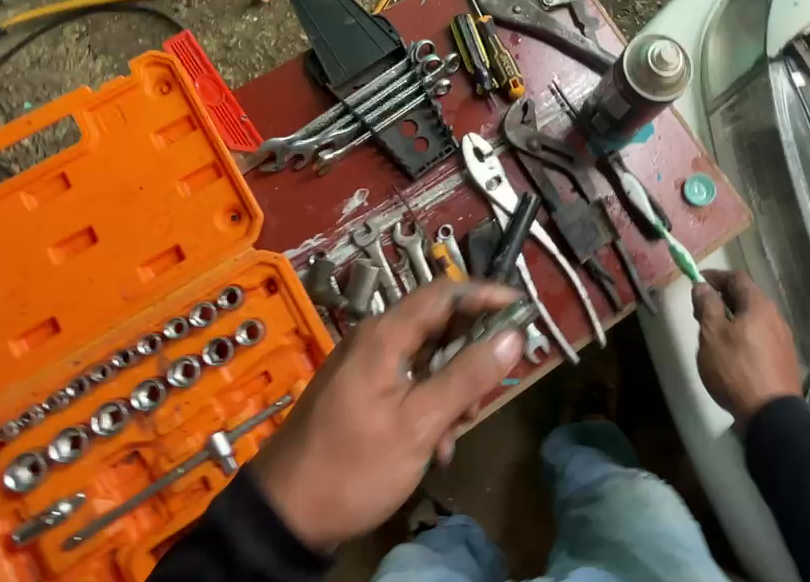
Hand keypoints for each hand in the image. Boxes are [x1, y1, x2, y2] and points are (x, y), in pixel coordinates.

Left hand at [250, 279, 524, 550]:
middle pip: (439, 326)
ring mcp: (366, 365)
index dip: (487, 295)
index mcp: (385, 334)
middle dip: (471, 358)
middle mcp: (375, 338)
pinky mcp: (362, 391)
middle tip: (488, 395)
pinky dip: (430, 405)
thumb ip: (467, 377)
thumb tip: (513, 337)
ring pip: (427, 359)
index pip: (445, 293)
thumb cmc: (354, 466)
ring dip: (452, 390)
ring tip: (456, 433)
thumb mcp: (419, 425)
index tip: (524, 307)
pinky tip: (436, 446)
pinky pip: (410, 381)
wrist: (285, 515)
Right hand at [693, 269, 801, 423]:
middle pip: (747, 298)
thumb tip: (703, 286)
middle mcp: (775, 317)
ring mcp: (783, 340)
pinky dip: (744, 336)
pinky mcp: (784, 360)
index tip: (697, 282)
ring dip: (734, 319)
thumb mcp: (712, 334)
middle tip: (702, 311)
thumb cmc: (736, 369)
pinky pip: (761, 338)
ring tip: (715, 335)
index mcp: (758, 306)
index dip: (715, 276)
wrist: (772, 416)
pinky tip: (733, 354)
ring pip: (754, 319)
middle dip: (723, 299)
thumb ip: (707, 306)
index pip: (736, 278)